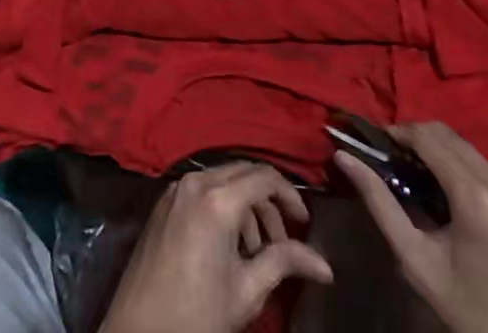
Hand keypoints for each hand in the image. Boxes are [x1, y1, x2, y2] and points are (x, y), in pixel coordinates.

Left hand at [101, 162, 333, 332]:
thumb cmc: (195, 314)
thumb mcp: (246, 291)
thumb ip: (284, 263)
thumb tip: (325, 266)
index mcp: (218, 199)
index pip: (265, 177)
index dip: (290, 196)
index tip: (304, 222)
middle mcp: (196, 182)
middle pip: (245, 173)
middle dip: (268, 201)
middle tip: (282, 239)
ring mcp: (175, 190)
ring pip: (223, 180)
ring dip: (245, 206)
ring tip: (255, 251)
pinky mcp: (162, 204)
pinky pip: (202, 190)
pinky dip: (222, 206)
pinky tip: (228, 244)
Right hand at [334, 122, 487, 332]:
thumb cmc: (472, 312)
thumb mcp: (418, 262)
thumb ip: (380, 205)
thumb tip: (345, 159)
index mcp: (476, 196)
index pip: (430, 136)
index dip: (400, 131)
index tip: (377, 141)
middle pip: (453, 138)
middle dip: (420, 139)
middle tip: (395, 158)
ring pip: (477, 155)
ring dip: (447, 157)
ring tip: (424, 182)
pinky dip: (473, 177)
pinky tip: (462, 206)